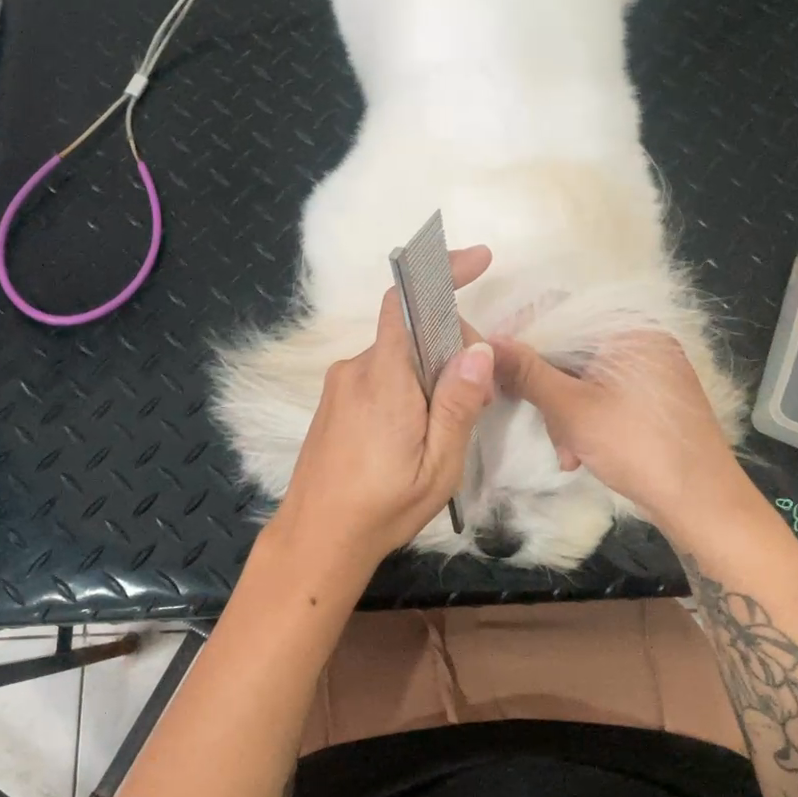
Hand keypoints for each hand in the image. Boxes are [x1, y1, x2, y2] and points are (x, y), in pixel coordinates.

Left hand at [269, 247, 497, 568]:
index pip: (406, 302)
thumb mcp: (437, 465)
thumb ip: (457, 405)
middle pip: (412, 330)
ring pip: (398, 354)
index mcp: (384, 379)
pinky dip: (409, 382)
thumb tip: (478, 351)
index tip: (478, 260)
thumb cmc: (381, 507)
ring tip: (451, 420)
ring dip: (432, 369)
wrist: (317, 536)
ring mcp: (341, 384)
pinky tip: (420, 425)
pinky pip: (381, 372)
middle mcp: (357, 369)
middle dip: (453, 344)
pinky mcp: (336, 399)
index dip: (440, 272)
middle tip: (480, 396)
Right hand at [489, 330, 743, 524]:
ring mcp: (650, 371)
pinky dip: (584, 420)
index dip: (521, 334)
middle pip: (569, 349)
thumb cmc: (637, 445)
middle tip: (533, 419)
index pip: (560, 311)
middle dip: (545, 388)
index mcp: (629, 328)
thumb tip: (484, 344)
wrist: (702, 503)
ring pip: (582, 377)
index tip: (491, 363)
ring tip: (566, 450)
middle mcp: (642, 340)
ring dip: (562, 413)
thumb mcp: (571, 408)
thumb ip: (525, 372)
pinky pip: (602, 395)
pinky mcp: (652, 399)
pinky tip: (578, 453)